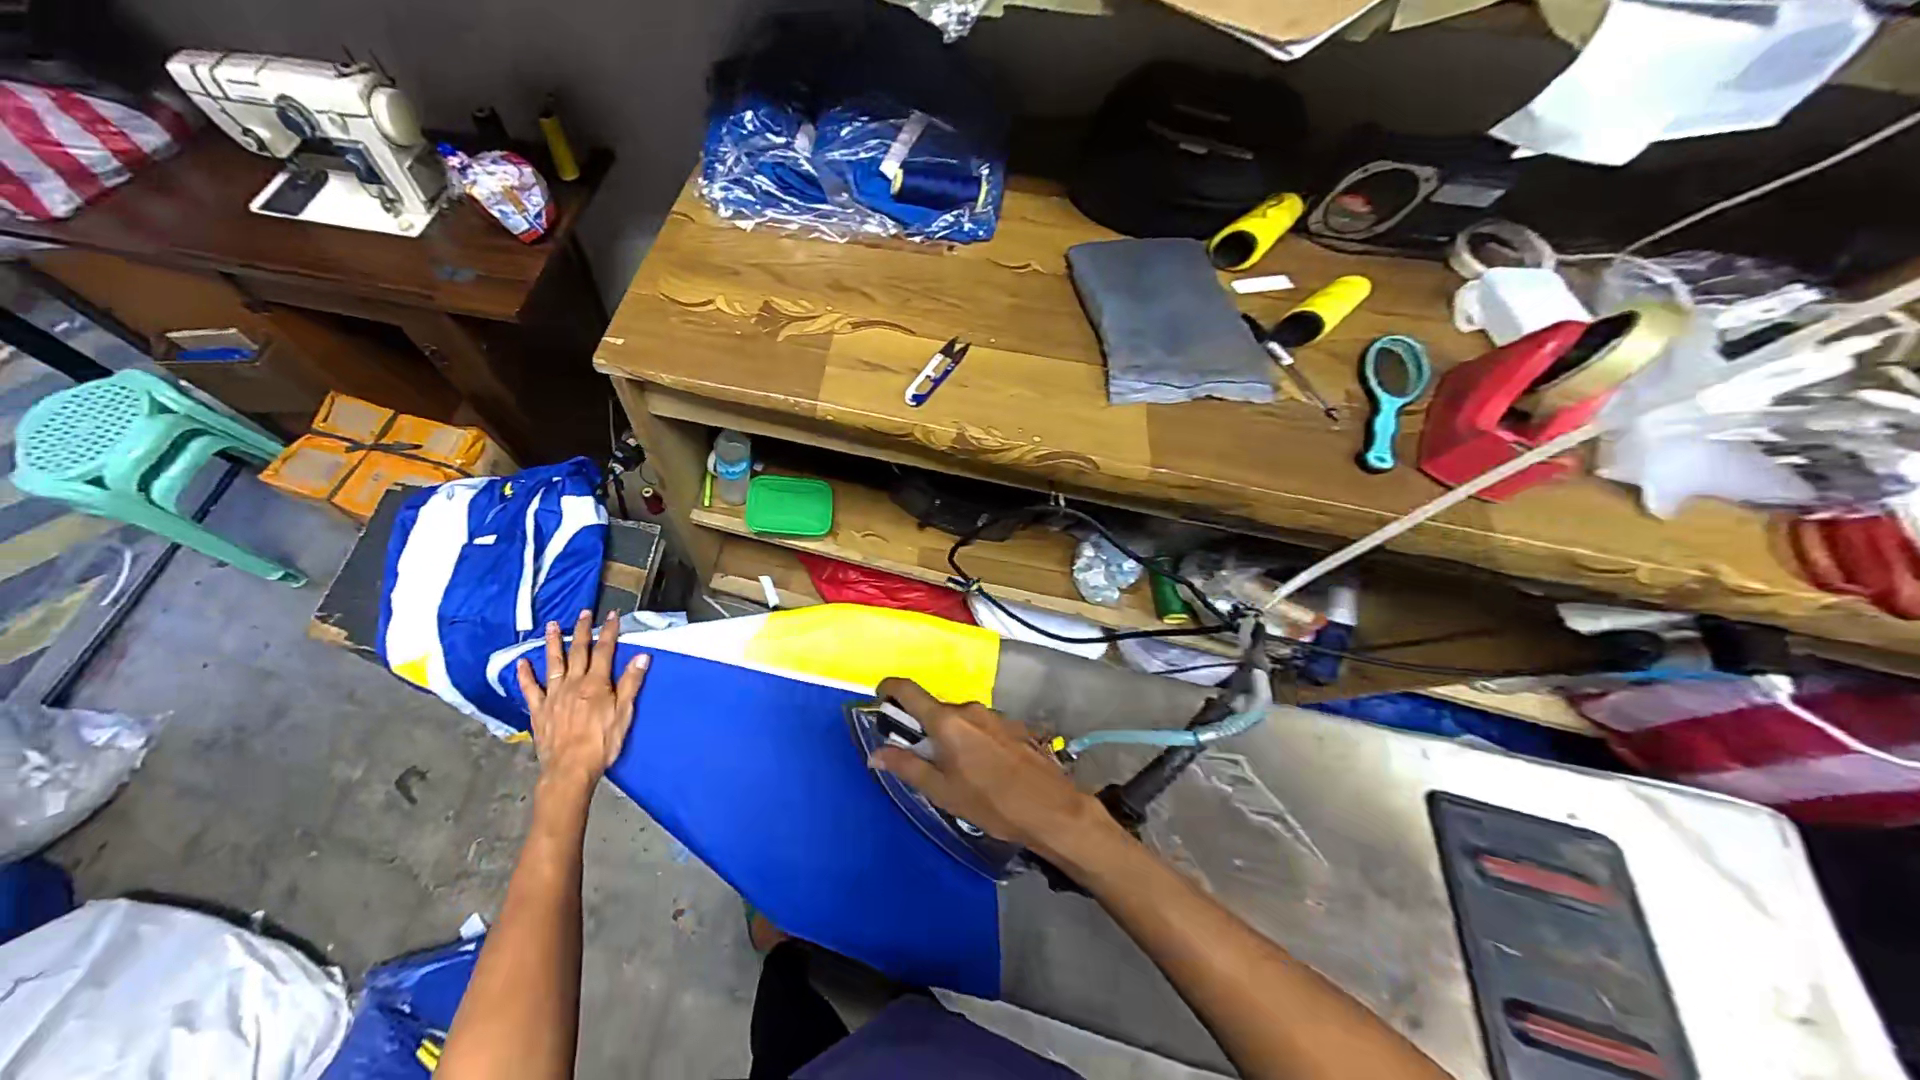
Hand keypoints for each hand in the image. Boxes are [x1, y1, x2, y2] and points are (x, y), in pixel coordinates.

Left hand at [517, 610, 648, 791]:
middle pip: (578, 651)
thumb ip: (630, 683)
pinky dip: (525, 674)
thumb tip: (641, 656)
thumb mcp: (624, 712)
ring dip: (554, 643)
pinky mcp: (539, 710)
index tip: (612, 615)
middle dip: (582, 630)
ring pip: (553, 663)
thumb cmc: (602, 742)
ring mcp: (553, 696)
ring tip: (553, 625)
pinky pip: (530, 689)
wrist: (570, 768)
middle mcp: (573, 684)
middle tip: (584, 612)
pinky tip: (522, 662)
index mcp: (596, 683)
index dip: (609, 631)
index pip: (605, 651)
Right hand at [870, 677, 1116, 860]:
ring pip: (962, 720)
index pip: (909, 690)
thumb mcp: (942, 791)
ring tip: (960, 772)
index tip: (880, 698)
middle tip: (925, 760)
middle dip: (926, 729)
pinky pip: (984, 728)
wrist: (1051, 808)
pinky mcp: (1016, 726)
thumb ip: (907, 767)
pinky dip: (976, 741)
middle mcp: (971, 709)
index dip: (890, 688)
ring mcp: (996, 716)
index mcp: (947, 721)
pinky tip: (988, 769)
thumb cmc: (990, 803)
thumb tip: (876, 753)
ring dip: (953, 737)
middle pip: (937, 710)